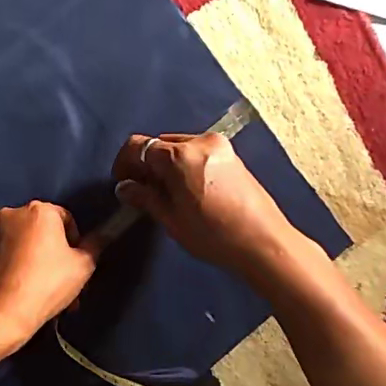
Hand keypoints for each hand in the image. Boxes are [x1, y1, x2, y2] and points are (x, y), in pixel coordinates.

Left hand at [0, 201, 101, 350]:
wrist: (1, 313)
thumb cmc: (47, 284)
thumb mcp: (83, 266)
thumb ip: (95, 245)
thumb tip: (103, 234)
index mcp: (40, 210)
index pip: (67, 218)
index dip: (76, 242)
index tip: (77, 265)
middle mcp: (13, 212)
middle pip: (44, 231)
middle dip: (57, 254)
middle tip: (65, 282)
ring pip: (27, 244)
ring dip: (40, 262)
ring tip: (47, 292)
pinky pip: (10, 253)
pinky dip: (21, 266)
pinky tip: (27, 290)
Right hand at [112, 132, 309, 279]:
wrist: (263, 242)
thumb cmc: (215, 235)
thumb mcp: (172, 219)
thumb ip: (145, 198)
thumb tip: (125, 187)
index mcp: (180, 156)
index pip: (139, 145)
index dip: (124, 163)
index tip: (122, 182)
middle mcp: (200, 142)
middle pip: (160, 144)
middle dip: (146, 164)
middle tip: (141, 191)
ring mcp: (219, 147)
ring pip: (178, 147)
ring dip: (166, 165)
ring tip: (165, 195)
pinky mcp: (232, 156)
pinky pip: (197, 153)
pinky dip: (184, 166)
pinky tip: (187, 191)